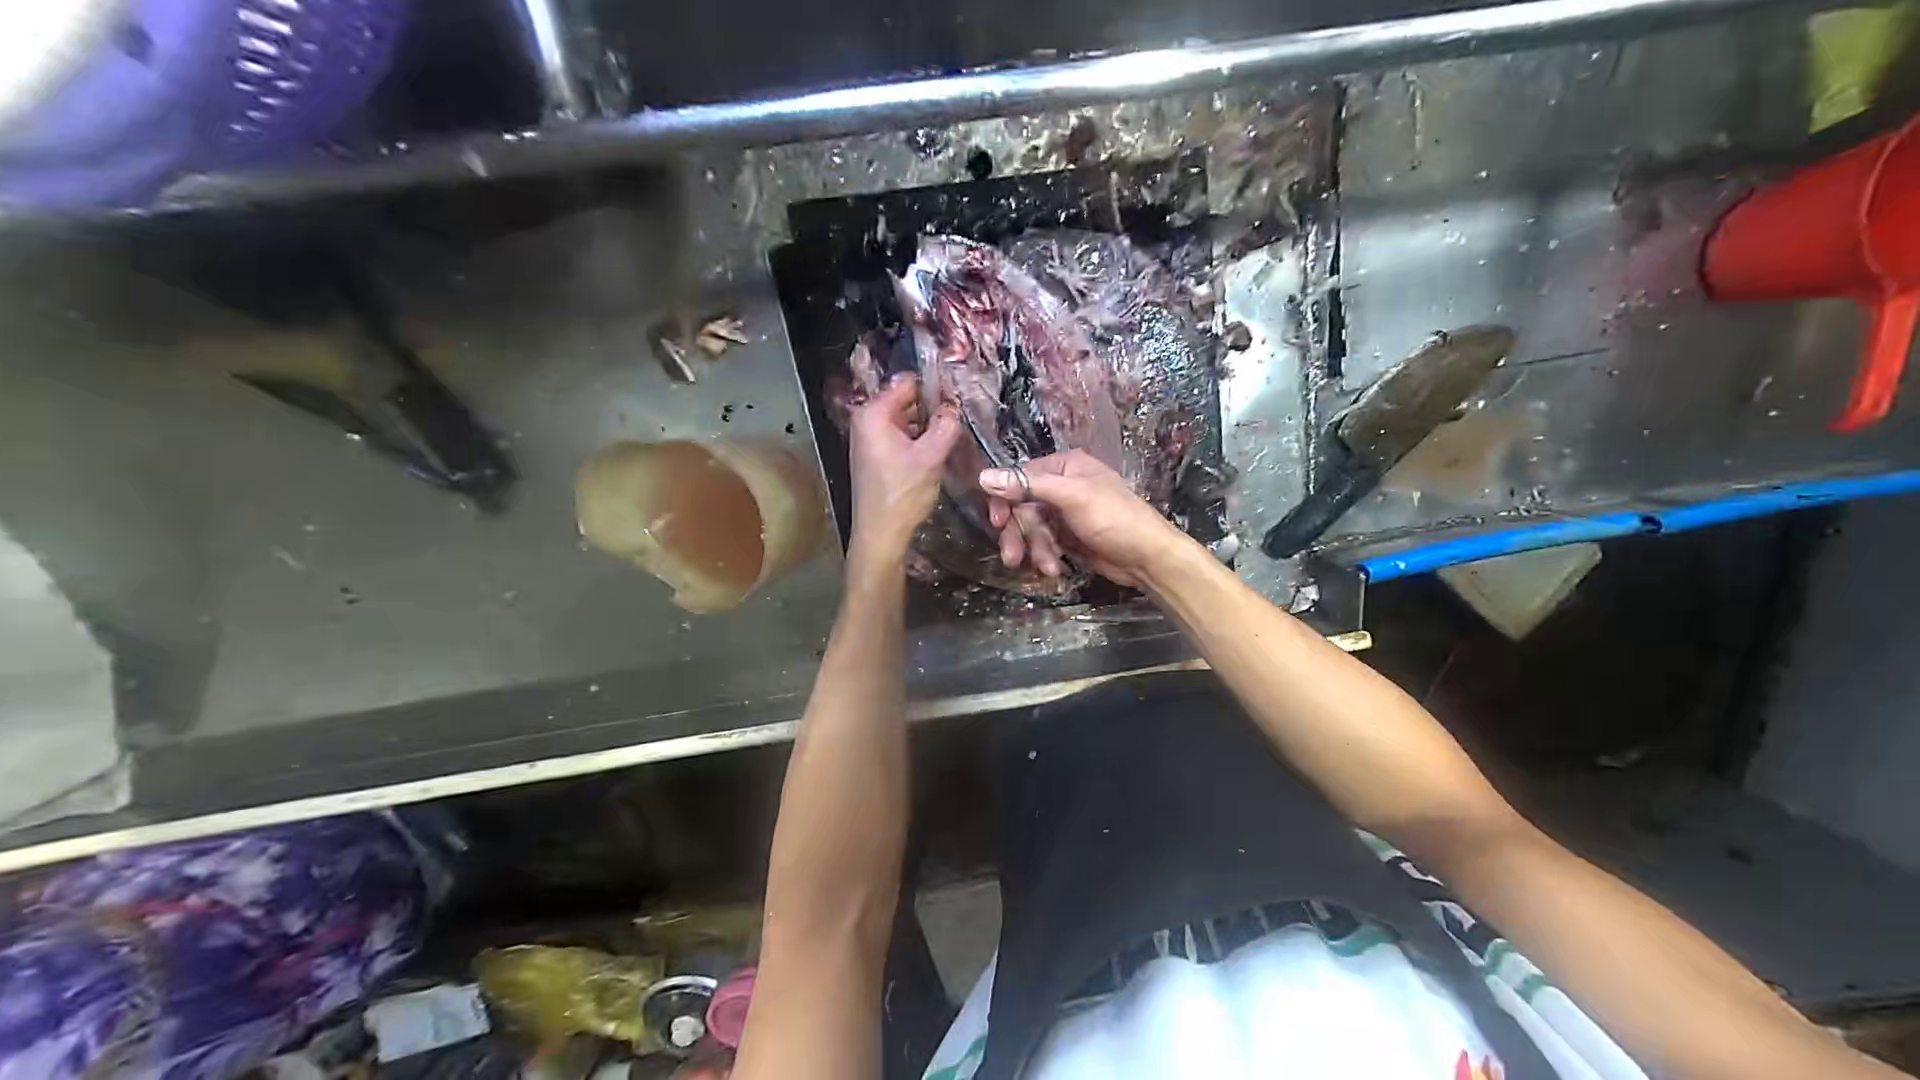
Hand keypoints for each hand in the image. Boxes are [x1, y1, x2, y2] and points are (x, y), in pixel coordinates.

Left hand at [848, 374, 962, 566]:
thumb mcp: (931, 456)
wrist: (880, 534)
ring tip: (954, 434)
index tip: (958, 397)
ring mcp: (869, 440)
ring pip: (906, 421)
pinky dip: (918, 441)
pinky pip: (901, 437)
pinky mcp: (876, 457)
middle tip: (960, 418)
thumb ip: (946, 425)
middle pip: (906, 402)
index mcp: (873, 414)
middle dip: (932, 409)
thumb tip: (955, 406)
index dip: (934, 389)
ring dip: (928, 427)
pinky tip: (938, 451)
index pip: (908, 384)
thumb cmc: (902, 494)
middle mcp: (866, 421)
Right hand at [978, 450, 1191, 587]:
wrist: (1148, 558)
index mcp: (1064, 467)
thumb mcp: (1072, 497)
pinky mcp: (1067, 537)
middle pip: (1022, 507)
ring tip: (1046, 566)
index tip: (997, 522)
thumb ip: (1028, 485)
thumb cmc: (1115, 519)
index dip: (1004, 500)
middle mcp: (1062, 486)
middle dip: (1019, 534)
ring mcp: (1064, 513)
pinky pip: (1043, 544)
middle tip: (1011, 557)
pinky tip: (1055, 569)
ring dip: (1035, 549)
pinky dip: (1045, 556)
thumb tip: (984, 476)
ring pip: (1031, 529)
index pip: (1019, 478)